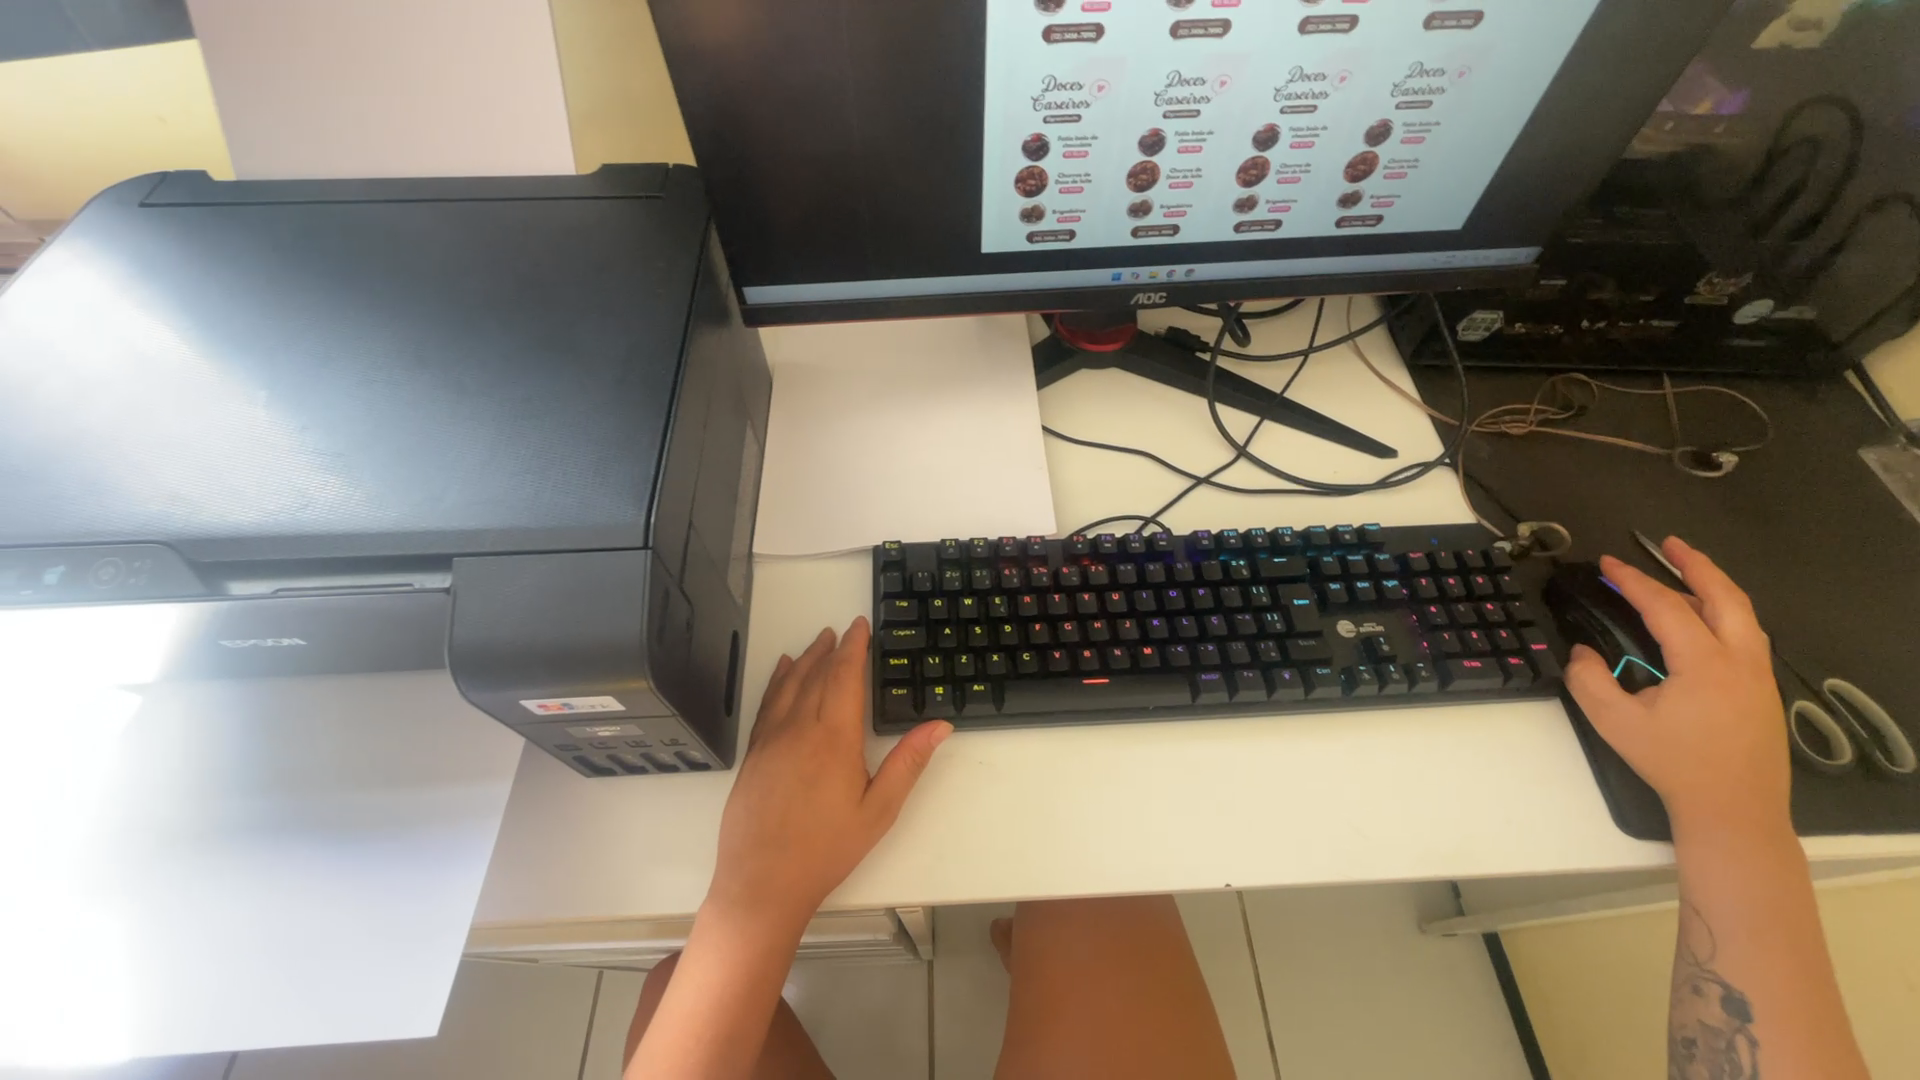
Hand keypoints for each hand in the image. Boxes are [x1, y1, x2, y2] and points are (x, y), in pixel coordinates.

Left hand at [706, 617, 951, 932]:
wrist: (762, 882)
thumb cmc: (827, 849)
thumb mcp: (879, 810)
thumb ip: (908, 762)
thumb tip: (940, 725)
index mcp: (834, 738)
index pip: (844, 677)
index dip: (854, 648)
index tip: (860, 626)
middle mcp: (799, 729)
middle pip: (816, 675)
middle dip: (832, 649)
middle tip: (843, 629)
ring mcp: (771, 740)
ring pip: (789, 685)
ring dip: (806, 659)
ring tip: (818, 641)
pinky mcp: (754, 754)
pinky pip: (767, 704)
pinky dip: (777, 681)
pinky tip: (783, 671)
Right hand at [1563, 537, 1790, 836]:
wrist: (1734, 808)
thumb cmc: (1673, 763)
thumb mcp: (1614, 722)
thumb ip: (1589, 680)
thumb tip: (1584, 652)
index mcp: (1705, 664)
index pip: (1668, 607)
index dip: (1635, 581)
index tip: (1608, 564)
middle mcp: (1740, 661)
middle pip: (1726, 597)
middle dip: (1696, 565)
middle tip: (1669, 543)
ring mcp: (1759, 675)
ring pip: (1743, 614)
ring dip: (1714, 586)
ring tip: (1685, 571)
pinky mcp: (1763, 690)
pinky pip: (1746, 634)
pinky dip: (1723, 611)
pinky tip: (1702, 618)